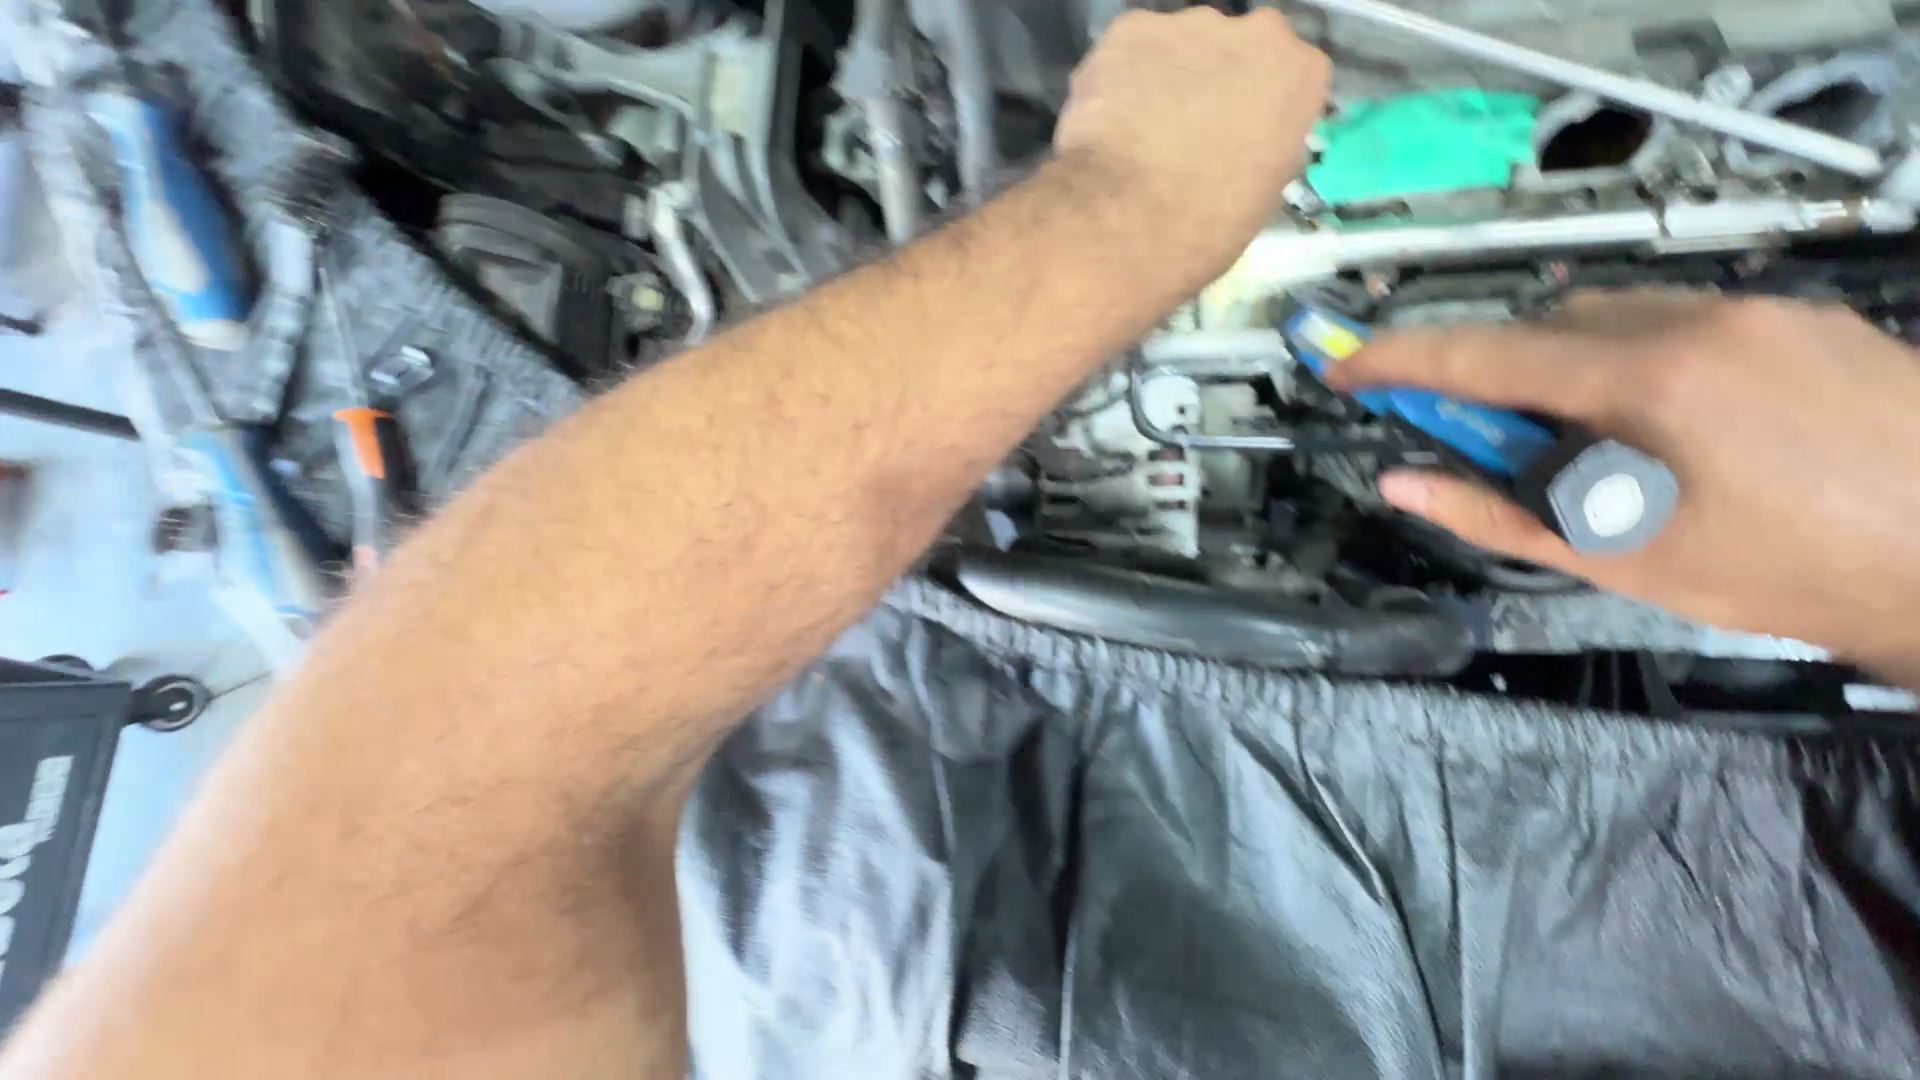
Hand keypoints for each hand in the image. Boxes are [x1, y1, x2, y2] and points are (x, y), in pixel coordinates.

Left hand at [1053, 7, 1329, 287]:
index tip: (1231, 136)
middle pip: (1233, 51)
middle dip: (1210, 83)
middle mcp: (1256, 33)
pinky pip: (1127, 53)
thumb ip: (1264, 149)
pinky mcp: (1131, 31)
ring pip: (1177, 47)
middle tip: (1181, 135)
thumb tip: (1247, 146)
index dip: (1252, 108)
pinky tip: (1107, 125)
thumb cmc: (1207, 226)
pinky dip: (1117, 81)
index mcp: (1300, 75)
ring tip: (1137, 135)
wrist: (1130, 222)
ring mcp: (1191, 25)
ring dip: (1163, 81)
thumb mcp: (1262, 196)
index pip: (1285, 78)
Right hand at [1331, 291, 1919, 678]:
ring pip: (1605, 315)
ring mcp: (1758, 312)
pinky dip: (1621, 359)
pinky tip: (1654, 421)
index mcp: (1647, 383)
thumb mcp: (1613, 555)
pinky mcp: (1799, 319)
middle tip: (1482, 434)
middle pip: (1540, 323)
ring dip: (1555, 364)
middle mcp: (1699, 322)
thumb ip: (1491, 513)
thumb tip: (1398, 483)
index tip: (1342, 366)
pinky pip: (1670, 320)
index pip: (1484, 354)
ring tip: (1580, 438)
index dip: (1397, 359)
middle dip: (1489, 368)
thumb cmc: (1779, 574)